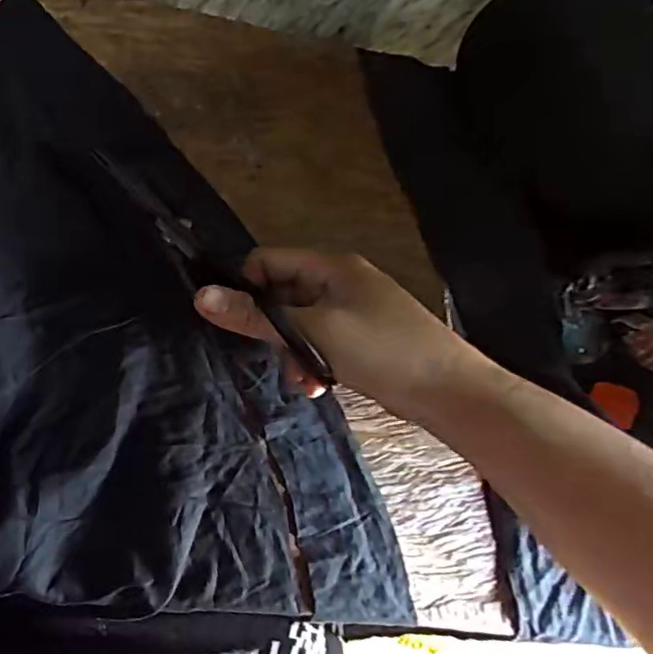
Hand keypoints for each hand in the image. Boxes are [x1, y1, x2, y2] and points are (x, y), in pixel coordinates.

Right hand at [194, 248, 499, 417]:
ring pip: (294, 323)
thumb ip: (254, 316)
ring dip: (289, 351)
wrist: (452, 393)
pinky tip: (316, 385)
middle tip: (271, 353)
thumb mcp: (310, 332)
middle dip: (269, 327)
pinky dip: (309, 361)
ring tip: (301, 377)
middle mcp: (338, 281)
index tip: (238, 320)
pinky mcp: (357, 338)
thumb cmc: (382, 350)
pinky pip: (314, 342)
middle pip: (277, 293)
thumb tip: (200, 296)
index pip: (265, 260)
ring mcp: (349, 310)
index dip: (245, 286)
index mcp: (331, 267)